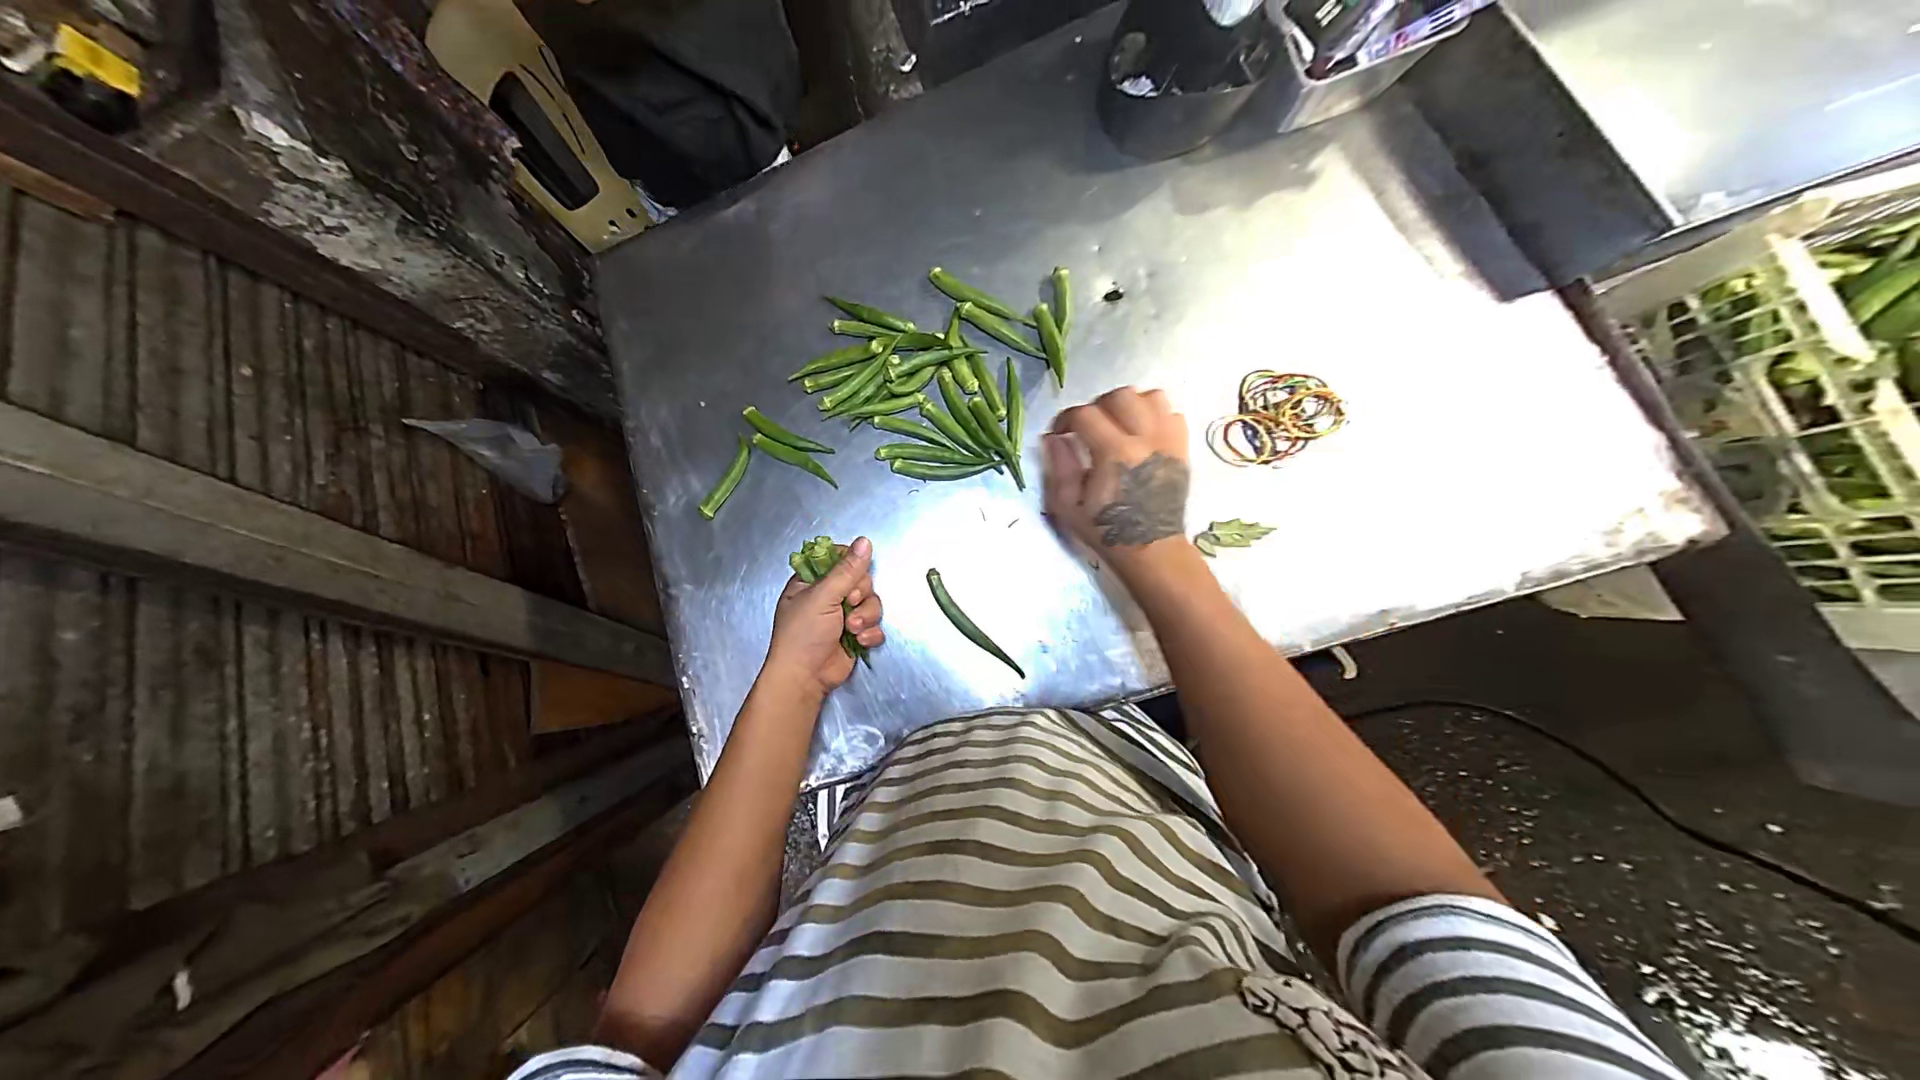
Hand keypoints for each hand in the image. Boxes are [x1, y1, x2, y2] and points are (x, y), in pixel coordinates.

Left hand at [763, 536, 884, 698]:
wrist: (805, 678)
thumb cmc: (803, 635)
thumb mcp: (823, 597)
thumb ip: (847, 570)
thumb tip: (865, 542)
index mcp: (812, 581)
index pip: (840, 559)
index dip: (851, 565)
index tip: (850, 576)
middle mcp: (829, 595)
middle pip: (862, 581)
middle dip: (860, 595)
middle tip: (848, 605)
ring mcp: (843, 616)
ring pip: (872, 603)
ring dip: (866, 616)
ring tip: (852, 629)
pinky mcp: (856, 635)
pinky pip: (875, 625)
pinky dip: (871, 633)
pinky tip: (859, 641)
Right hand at [1044, 387, 1192, 580]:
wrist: (1152, 550)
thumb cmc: (1106, 532)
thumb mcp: (1068, 507)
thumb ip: (1059, 467)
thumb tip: (1053, 438)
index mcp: (1114, 454)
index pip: (1085, 415)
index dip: (1065, 419)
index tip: (1060, 433)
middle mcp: (1146, 440)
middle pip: (1120, 396)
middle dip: (1098, 407)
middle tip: (1089, 428)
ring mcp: (1168, 442)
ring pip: (1151, 397)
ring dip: (1130, 405)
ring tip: (1118, 425)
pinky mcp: (1182, 449)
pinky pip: (1173, 414)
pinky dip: (1156, 416)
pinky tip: (1142, 434)